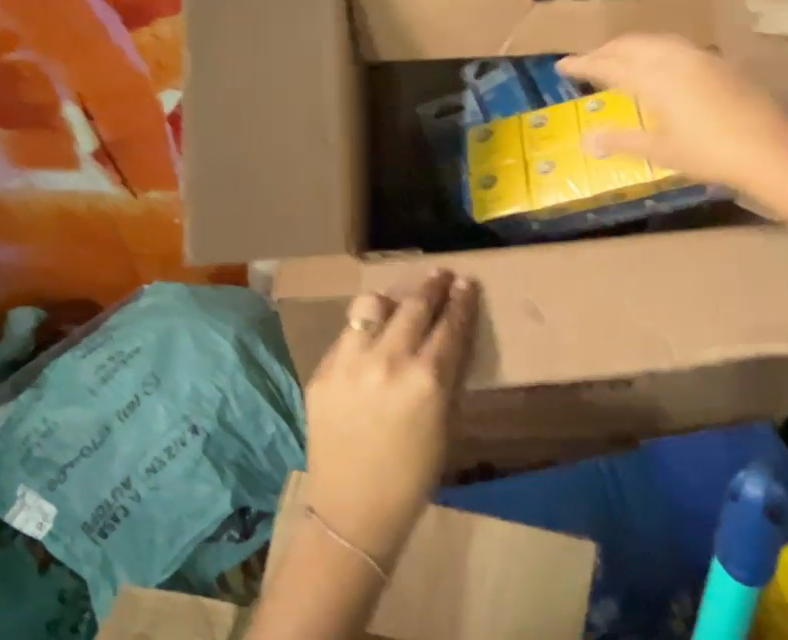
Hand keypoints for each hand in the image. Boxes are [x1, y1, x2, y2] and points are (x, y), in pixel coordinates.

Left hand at [302, 270, 479, 568]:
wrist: (353, 512)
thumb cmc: (413, 474)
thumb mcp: (446, 423)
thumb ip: (447, 375)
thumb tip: (452, 337)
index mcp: (427, 378)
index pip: (449, 324)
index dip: (461, 300)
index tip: (466, 283)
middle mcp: (388, 361)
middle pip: (413, 306)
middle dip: (431, 287)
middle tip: (440, 275)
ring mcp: (349, 364)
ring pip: (371, 307)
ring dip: (392, 298)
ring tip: (400, 297)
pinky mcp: (321, 374)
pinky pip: (346, 336)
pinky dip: (363, 331)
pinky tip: (371, 336)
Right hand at [557, 34, 787, 194]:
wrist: (770, 148)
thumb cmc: (711, 154)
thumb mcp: (662, 151)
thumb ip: (623, 141)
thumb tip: (587, 140)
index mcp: (655, 78)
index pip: (609, 65)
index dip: (583, 64)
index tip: (562, 65)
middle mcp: (674, 59)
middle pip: (631, 46)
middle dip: (606, 52)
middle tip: (588, 62)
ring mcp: (699, 57)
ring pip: (655, 42)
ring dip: (631, 47)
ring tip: (619, 58)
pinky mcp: (719, 63)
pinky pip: (676, 46)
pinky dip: (655, 50)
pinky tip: (658, 64)